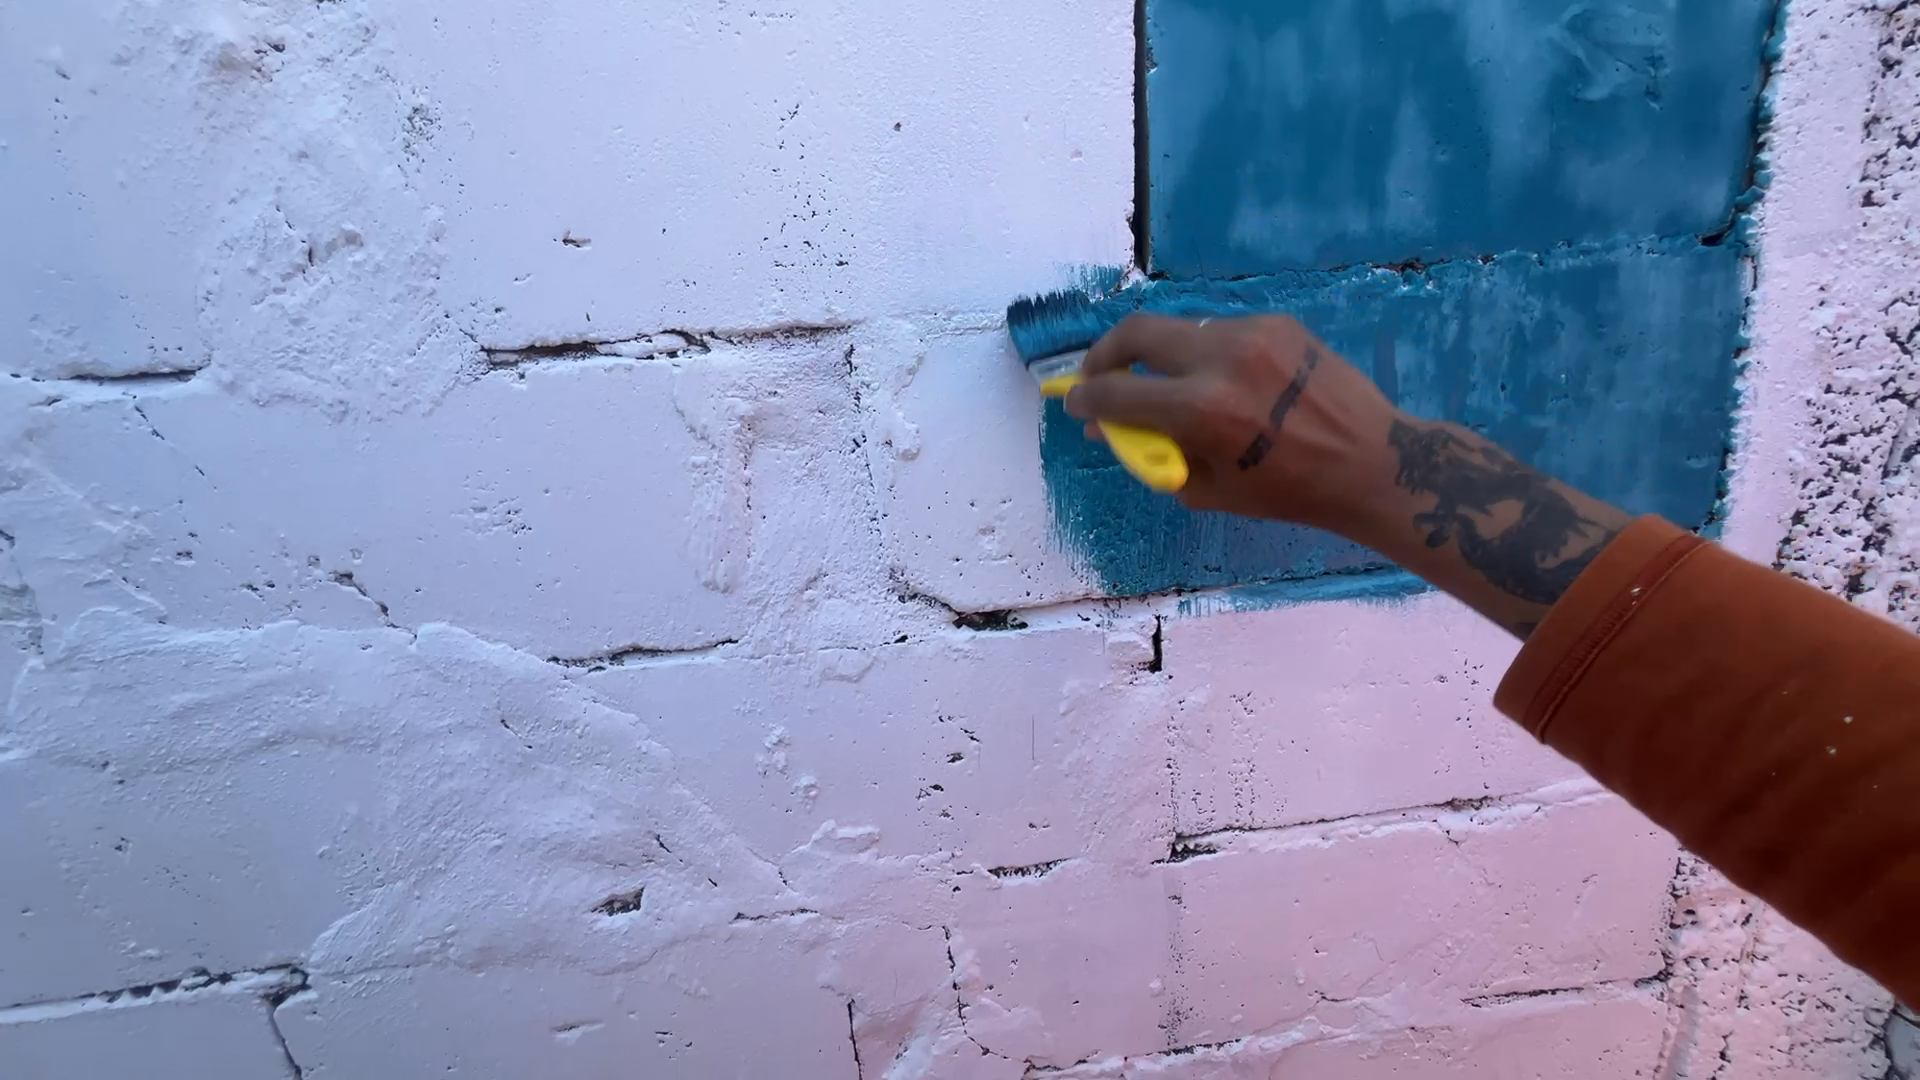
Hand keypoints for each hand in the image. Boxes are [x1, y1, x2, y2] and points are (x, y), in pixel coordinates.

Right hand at [1063, 313, 1400, 533]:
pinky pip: (1216, 331)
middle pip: (1135, 331)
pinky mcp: (1276, 323)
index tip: (1074, 402)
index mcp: (1201, 411)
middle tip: (1099, 374)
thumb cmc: (1282, 492)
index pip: (1115, 391)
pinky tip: (1215, 379)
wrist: (1369, 462)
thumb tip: (1105, 425)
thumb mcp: (1203, 487)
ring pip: (1177, 329)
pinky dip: (1199, 354)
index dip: (1084, 397)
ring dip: (1156, 355)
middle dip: (1104, 353)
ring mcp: (1252, 333)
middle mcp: (1221, 358)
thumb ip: (1148, 451)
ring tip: (1163, 383)